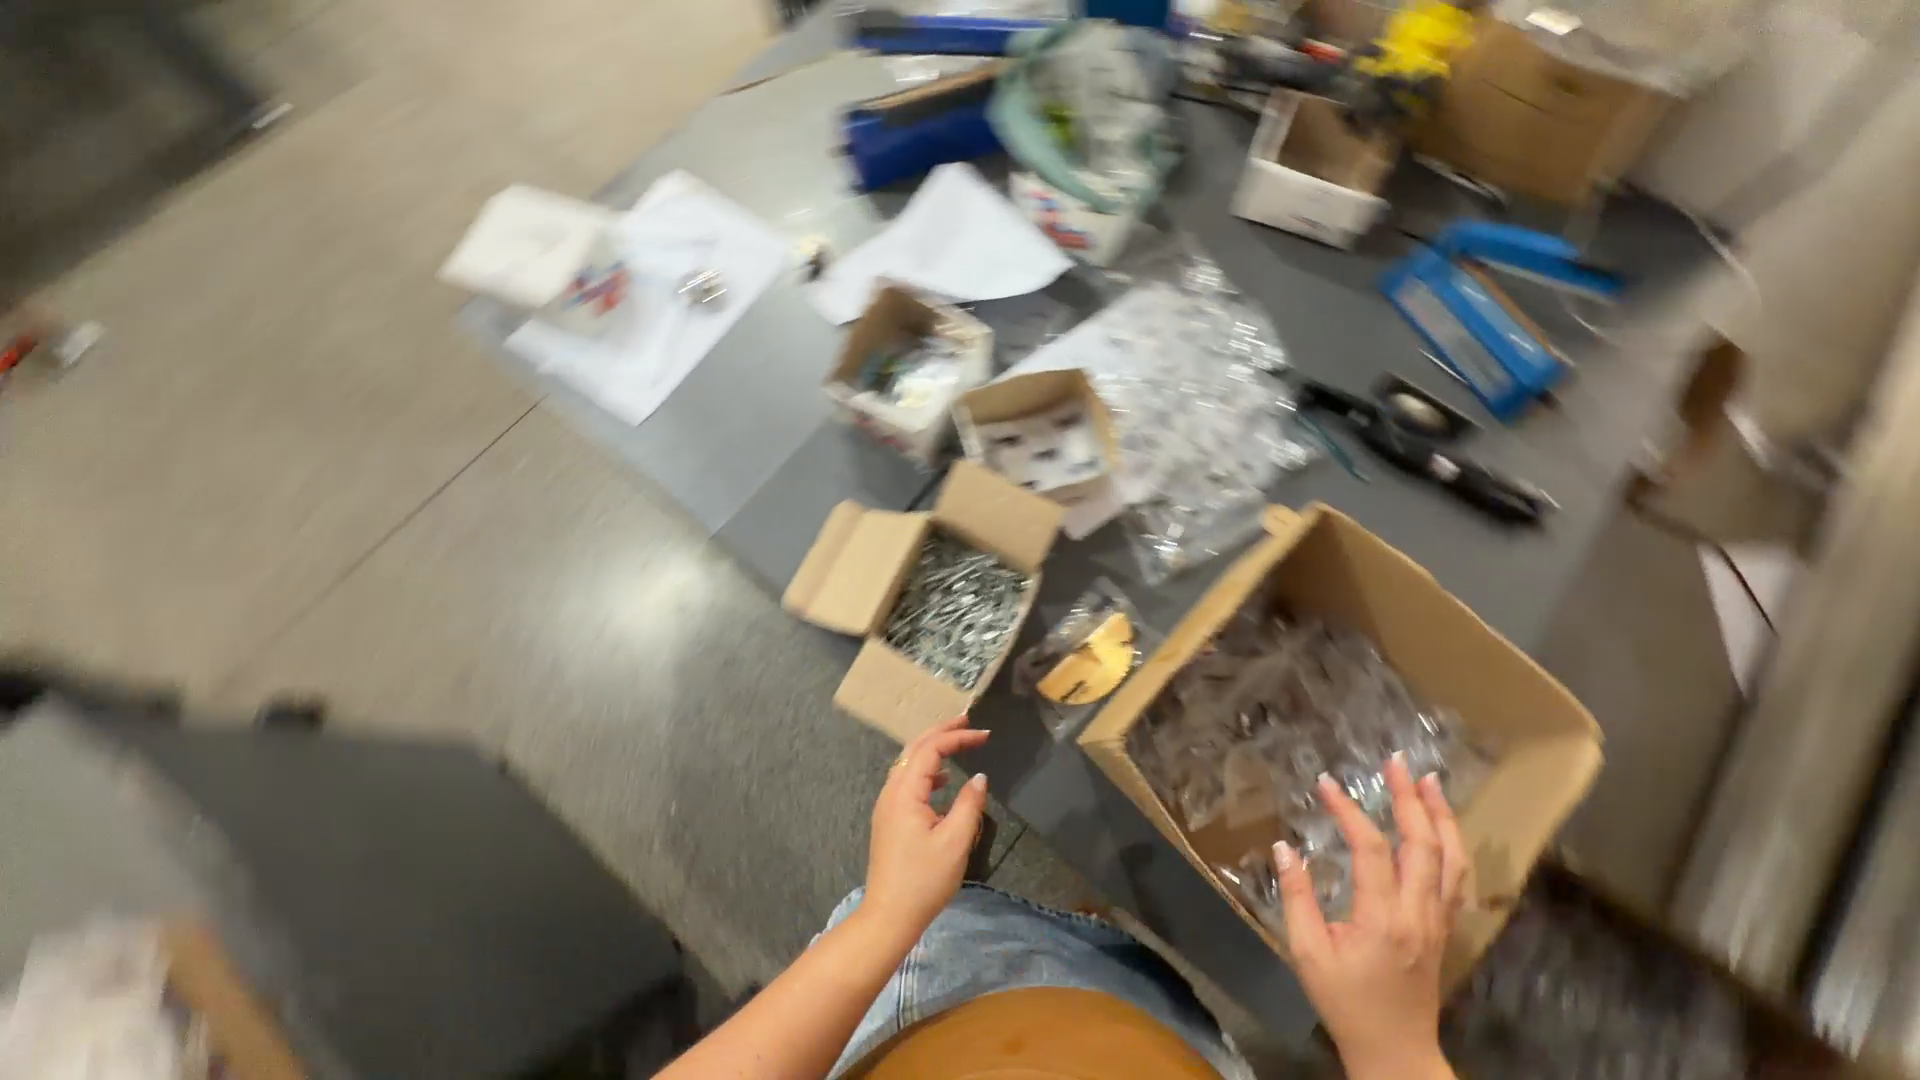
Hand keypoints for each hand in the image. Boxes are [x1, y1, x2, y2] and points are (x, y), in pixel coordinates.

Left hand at [863, 714, 990, 941]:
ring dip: (933, 749)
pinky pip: (907, 781)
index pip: (930, 749)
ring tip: (958, 743)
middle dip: (942, 732)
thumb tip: (979, 778)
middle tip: (968, 721)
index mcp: (905, 793)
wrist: (889, 915)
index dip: (957, 736)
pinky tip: (943, 781)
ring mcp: (887, 806)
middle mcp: (891, 792)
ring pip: (909, 764)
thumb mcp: (955, 842)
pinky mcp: (889, 819)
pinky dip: (927, 771)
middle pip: (915, 749)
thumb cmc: (924, 880)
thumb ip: (969, 804)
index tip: (985, 735)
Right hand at [1273, 756, 1466, 1079]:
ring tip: (1428, 781)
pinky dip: (1451, 844)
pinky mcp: (1444, 928)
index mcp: (1383, 918)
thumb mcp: (1306, 953)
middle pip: (1424, 844)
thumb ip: (1297, 898)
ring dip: (1441, 816)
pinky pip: (1455, 877)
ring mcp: (1438, 920)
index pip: (1371, 850)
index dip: (1349, 811)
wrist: (1395, 1051)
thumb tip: (1286, 848)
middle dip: (1410, 798)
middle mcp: (1419, 913)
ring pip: (1451, 859)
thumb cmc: (1344, 1001)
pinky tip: (1441, 827)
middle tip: (1397, 762)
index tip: (1326, 783)